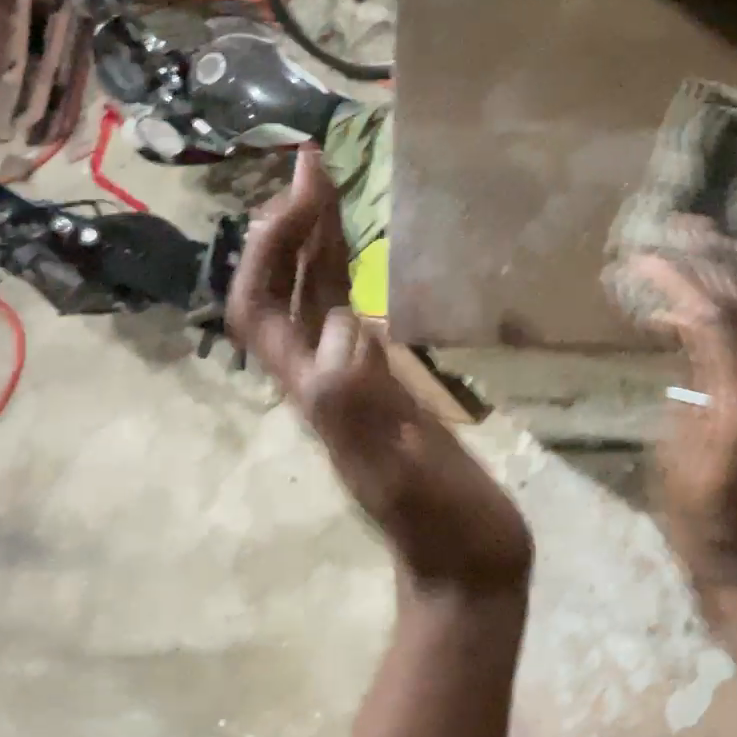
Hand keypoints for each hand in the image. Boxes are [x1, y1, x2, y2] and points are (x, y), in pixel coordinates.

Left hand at [228, 150, 531, 590]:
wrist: (471, 570)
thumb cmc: (445, 530)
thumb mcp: (405, 475)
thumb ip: (364, 409)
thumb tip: (346, 325)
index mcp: (321, 401)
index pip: (265, 310)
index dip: (271, 248)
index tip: (306, 191)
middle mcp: (330, 391)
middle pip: (288, 300)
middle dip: (292, 229)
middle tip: (320, 166)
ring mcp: (364, 397)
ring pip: (324, 313)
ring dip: (322, 252)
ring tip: (342, 197)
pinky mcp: (399, 405)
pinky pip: (366, 334)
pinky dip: (363, 290)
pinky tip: (381, 272)